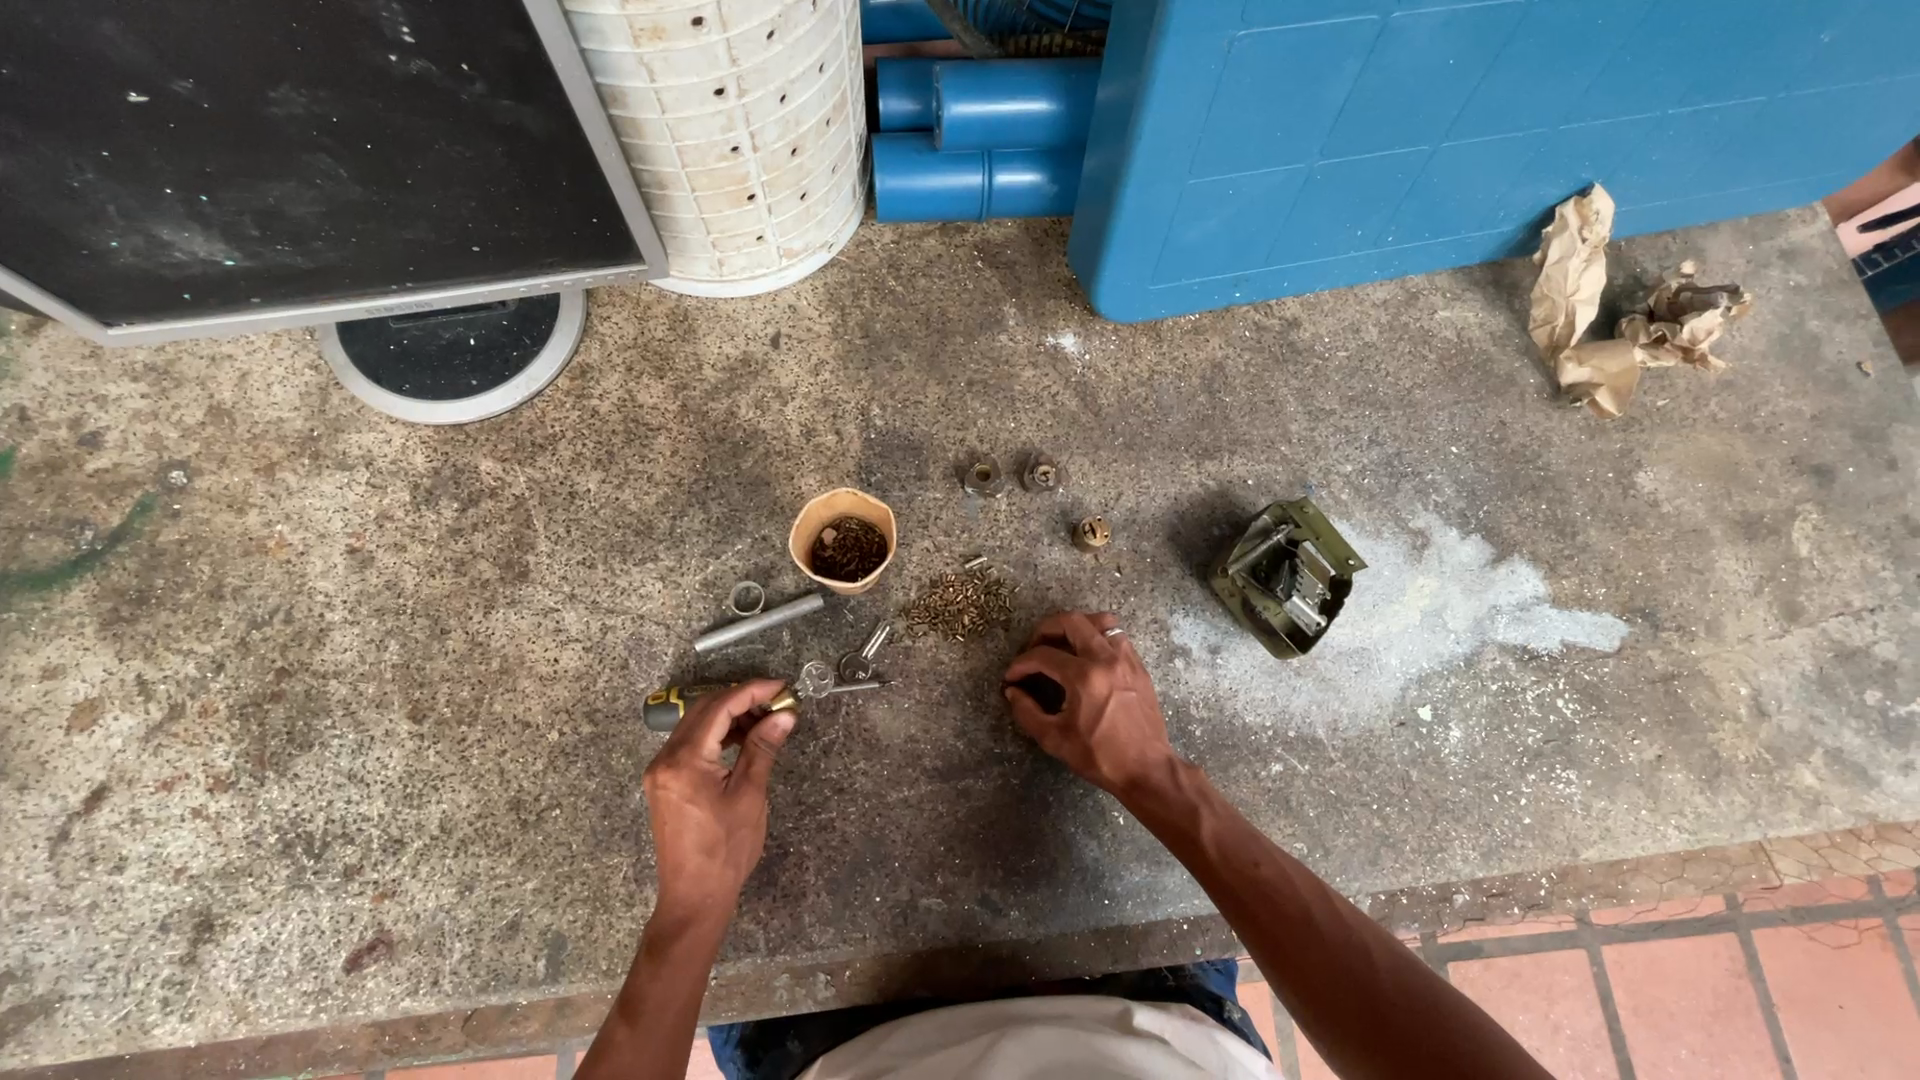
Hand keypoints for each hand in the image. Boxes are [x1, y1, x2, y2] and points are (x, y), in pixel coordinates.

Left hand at [641, 679, 795, 915]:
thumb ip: (763, 749)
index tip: (782, 687)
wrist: (694, 897)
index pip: (719, 708)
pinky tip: (742, 739)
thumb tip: (784, 715)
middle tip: (777, 701)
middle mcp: (665, 759)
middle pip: (703, 710)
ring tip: (766, 720)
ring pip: (696, 725)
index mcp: (685, 761)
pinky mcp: (664, 782)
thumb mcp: (749, 796)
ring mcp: (660, 771)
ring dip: (729, 716)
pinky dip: (717, 735)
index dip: (752, 691)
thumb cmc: (726, 850)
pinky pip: (691, 744)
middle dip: (741, 699)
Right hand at [1003, 612, 1178, 796]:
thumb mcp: (1054, 739)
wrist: (1147, 769)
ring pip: (1099, 622)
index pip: (1043, 656)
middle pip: (1071, 621)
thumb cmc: (1100, 757)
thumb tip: (1013, 692)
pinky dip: (1098, 637)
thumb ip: (1027, 712)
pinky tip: (1088, 657)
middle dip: (1045, 629)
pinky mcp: (1139, 667)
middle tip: (1034, 647)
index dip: (1021, 664)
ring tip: (1063, 644)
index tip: (1012, 676)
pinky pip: (1116, 637)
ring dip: (1076, 627)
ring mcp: (1126, 660)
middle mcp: (1106, 659)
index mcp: (1084, 677)